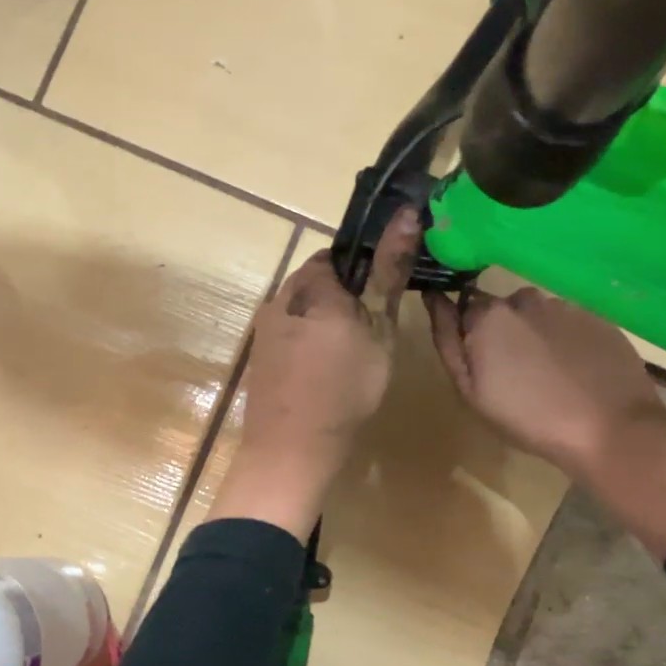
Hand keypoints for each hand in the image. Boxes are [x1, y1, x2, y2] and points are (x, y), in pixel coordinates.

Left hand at [208, 208, 422, 540]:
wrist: (290, 450)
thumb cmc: (343, 390)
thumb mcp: (378, 331)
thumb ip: (388, 274)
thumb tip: (407, 215)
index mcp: (310, 283)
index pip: (338, 255)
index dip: (363, 273)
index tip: (380, 300)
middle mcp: (279, 298)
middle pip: (317, 282)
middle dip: (342, 298)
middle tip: (369, 331)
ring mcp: (263, 329)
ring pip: (302, 310)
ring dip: (323, 322)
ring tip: (347, 356)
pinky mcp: (258, 357)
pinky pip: (289, 336)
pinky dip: (307, 345)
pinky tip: (322, 373)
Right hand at [424, 287, 665, 472]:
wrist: (609, 427)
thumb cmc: (528, 418)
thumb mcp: (472, 392)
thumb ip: (448, 342)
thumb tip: (434, 298)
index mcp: (488, 316)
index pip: (463, 307)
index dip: (466, 332)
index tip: (475, 357)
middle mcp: (525, 299)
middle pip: (501, 309)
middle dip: (501, 333)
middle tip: (511, 375)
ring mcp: (565, 305)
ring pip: (537, 315)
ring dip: (534, 335)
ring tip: (546, 375)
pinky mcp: (597, 317)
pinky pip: (568, 322)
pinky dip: (565, 340)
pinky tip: (574, 371)